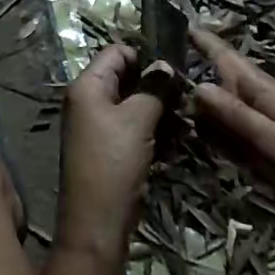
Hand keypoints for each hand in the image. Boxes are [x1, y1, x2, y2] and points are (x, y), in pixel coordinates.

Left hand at [58, 45, 164, 255]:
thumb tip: (166, 65)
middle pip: (126, 78)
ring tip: (185, 121)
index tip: (177, 66)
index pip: (117, 52)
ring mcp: (97, 125)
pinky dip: (152, 131)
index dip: (146, 55)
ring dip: (159, 111)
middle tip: (187, 96)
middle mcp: (88, 100)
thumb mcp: (137, 120)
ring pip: (133, 105)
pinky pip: (132, 128)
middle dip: (157, 86)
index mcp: (87, 85)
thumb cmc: (113, 162)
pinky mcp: (108, 148)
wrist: (96, 222)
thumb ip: (153, 88)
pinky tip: (174, 142)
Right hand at [191, 27, 274, 232]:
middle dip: (199, 69)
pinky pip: (240, 127)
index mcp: (269, 94)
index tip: (179, 24)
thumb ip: (238, 117)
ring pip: (231, 104)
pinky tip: (207, 135)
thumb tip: (197, 85)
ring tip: (175, 97)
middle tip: (164, 68)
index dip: (206, 42)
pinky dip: (221, 128)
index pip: (229, 59)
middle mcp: (269, 100)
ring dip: (207, 102)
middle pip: (225, 79)